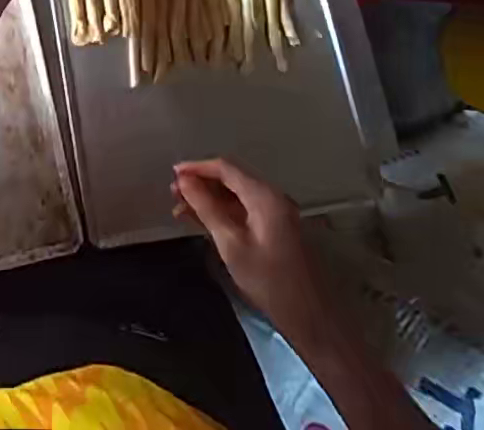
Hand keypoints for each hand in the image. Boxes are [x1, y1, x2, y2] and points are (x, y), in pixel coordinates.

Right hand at [173, 158, 334, 341]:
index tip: (173, 173)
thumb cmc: (269, 281)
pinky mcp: (273, 227)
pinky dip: (221, 211)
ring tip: (180, 207)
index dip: (197, 167)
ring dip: (209, 198)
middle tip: (174, 192)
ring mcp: (274, 211)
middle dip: (201, 182)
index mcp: (264, 195)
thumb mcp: (231, 245)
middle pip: (231, 179)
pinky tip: (201, 220)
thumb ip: (207, 209)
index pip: (226, 168)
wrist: (310, 316)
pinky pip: (243, 209)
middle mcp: (271, 196)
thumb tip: (185, 182)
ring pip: (235, 195)